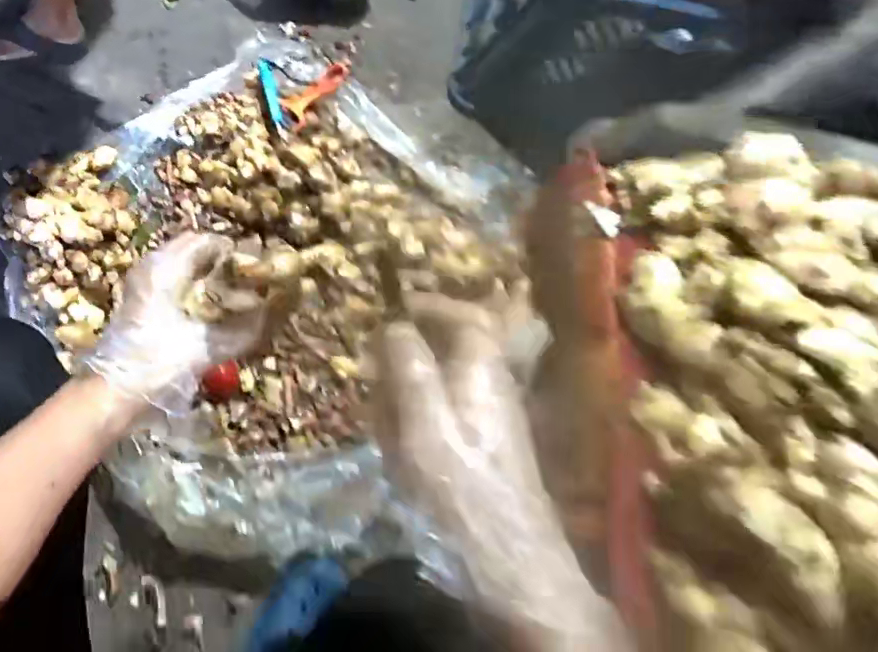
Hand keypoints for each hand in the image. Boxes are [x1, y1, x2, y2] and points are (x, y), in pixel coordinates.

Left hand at [81, 232, 266, 407]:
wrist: (113, 390)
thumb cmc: (158, 362)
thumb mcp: (207, 347)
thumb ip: (244, 328)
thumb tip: (278, 310)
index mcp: (163, 266)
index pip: (204, 240)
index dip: (231, 250)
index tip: (255, 266)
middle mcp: (149, 265)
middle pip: (191, 249)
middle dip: (220, 262)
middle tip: (248, 281)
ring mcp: (140, 281)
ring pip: (180, 265)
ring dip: (205, 275)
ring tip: (234, 296)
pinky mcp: (138, 298)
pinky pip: (170, 280)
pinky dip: (190, 287)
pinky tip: (209, 310)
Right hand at [370, 298, 624, 650]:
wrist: (507, 572)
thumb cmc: (461, 488)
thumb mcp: (422, 419)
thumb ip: (407, 364)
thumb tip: (394, 322)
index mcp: (482, 375)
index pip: (468, 318)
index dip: (431, 305)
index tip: (392, 305)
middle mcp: (489, 391)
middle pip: (444, 350)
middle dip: (402, 355)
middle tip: (370, 369)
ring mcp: (484, 423)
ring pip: (433, 384)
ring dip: (399, 390)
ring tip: (377, 415)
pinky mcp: (475, 452)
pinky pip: (433, 417)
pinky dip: (406, 420)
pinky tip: (392, 446)